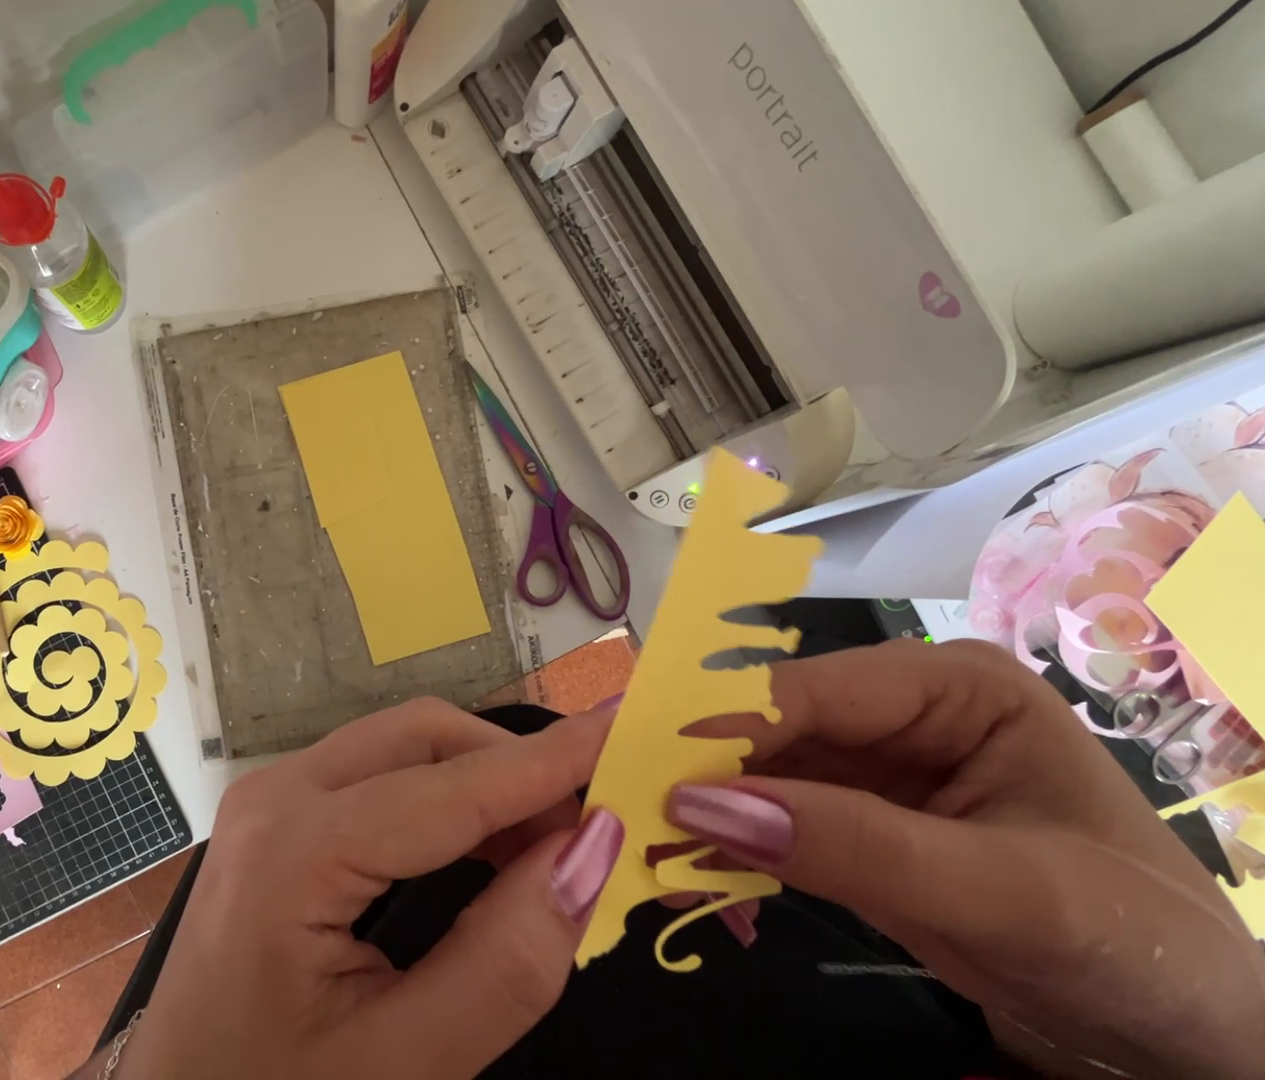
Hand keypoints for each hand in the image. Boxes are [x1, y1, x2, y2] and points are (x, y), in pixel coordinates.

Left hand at [105, 698, 621, 1079]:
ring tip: (551, 843)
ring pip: (401, 748)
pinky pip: (377, 776)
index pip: (449, 786)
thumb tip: (589, 851)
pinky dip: (445, 796)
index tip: (627, 727)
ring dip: (483, 779)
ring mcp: (270, 797)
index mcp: (293, 849)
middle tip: (592, 826)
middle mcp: (276, 793)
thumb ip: (503, 963)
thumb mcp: (403, 1061)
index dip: (549, 760)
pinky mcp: (277, 814)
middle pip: (421, 739)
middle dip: (513, 767)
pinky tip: (486, 846)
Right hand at [668, 639, 1264, 1079]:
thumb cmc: (1133, 947)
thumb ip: (855, 845)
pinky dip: (719, 843)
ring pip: (752, 772)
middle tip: (619, 804)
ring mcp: (867, 767)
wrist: (1182, 1043)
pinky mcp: (846, 820)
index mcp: (948, 686)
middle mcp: (896, 710)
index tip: (636, 761)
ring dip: (697, 808)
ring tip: (632, 839)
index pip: (807, 690)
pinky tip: (676, 866)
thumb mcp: (1008, 895)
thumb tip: (695, 801)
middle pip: (767, 726)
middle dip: (698, 768)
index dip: (719, 723)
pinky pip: (763, 819)